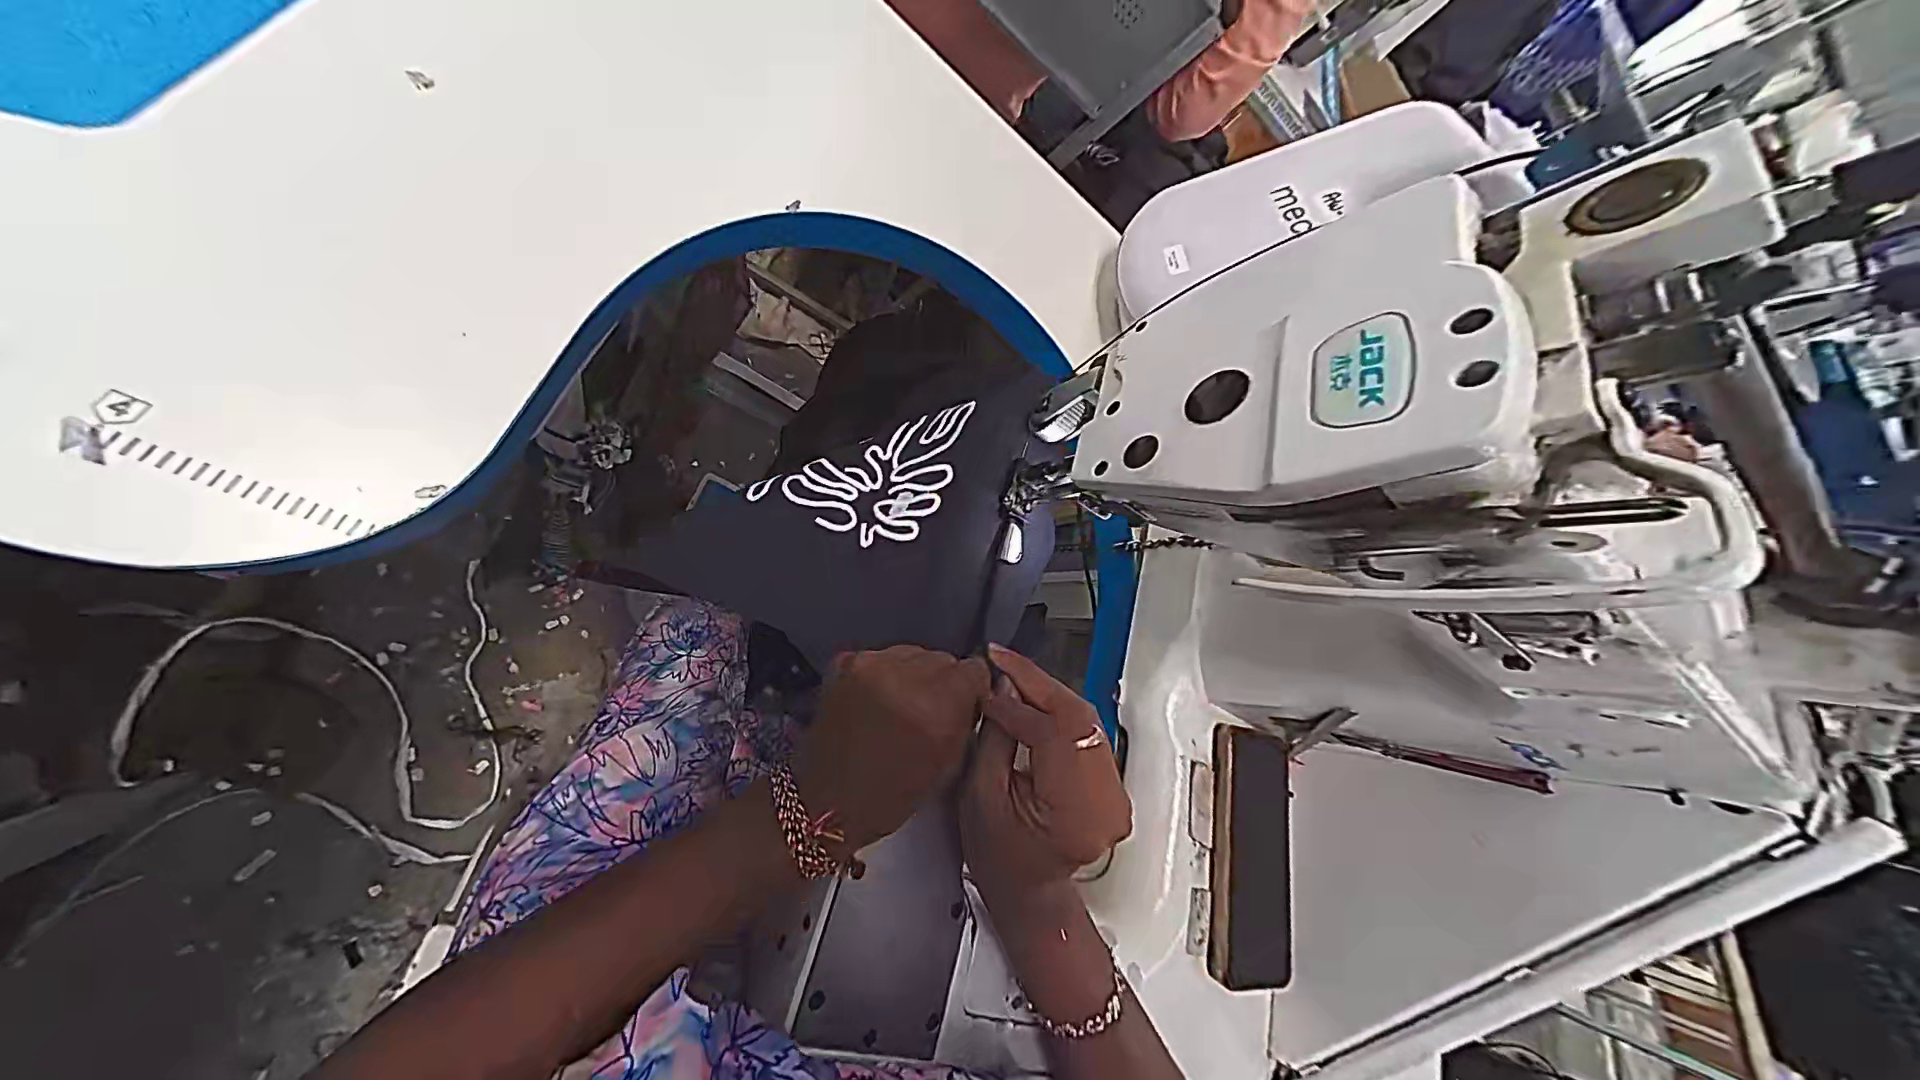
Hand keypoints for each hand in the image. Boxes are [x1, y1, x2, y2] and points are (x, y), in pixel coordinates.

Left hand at [795, 645, 990, 855]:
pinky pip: (883, 656)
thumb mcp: (948, 764)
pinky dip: (886, 673)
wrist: (827, 800)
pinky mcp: (846, 663)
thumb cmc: (890, 794)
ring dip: (914, 674)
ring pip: (913, 653)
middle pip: (943, 659)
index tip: (964, 702)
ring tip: (899, 705)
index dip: (971, 688)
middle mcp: (903, 678)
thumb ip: (966, 718)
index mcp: (935, 707)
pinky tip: (877, 700)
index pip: (973, 669)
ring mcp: (870, 666)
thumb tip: (974, 690)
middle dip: (943, 682)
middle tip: (929, 710)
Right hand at [960, 644, 1131, 905]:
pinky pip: (1086, 730)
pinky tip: (1033, 695)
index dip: (1018, 703)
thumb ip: (997, 739)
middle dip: (1036, 682)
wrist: (1028, 891)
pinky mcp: (1112, 782)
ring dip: (1047, 691)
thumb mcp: (981, 797)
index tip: (990, 684)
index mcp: (1075, 815)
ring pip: (1084, 718)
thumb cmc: (999, 858)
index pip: (1052, 735)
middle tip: (1002, 657)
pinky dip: (1059, 709)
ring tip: (1012, 672)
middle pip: (1076, 717)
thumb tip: (1006, 689)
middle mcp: (1106, 803)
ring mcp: (1115, 792)